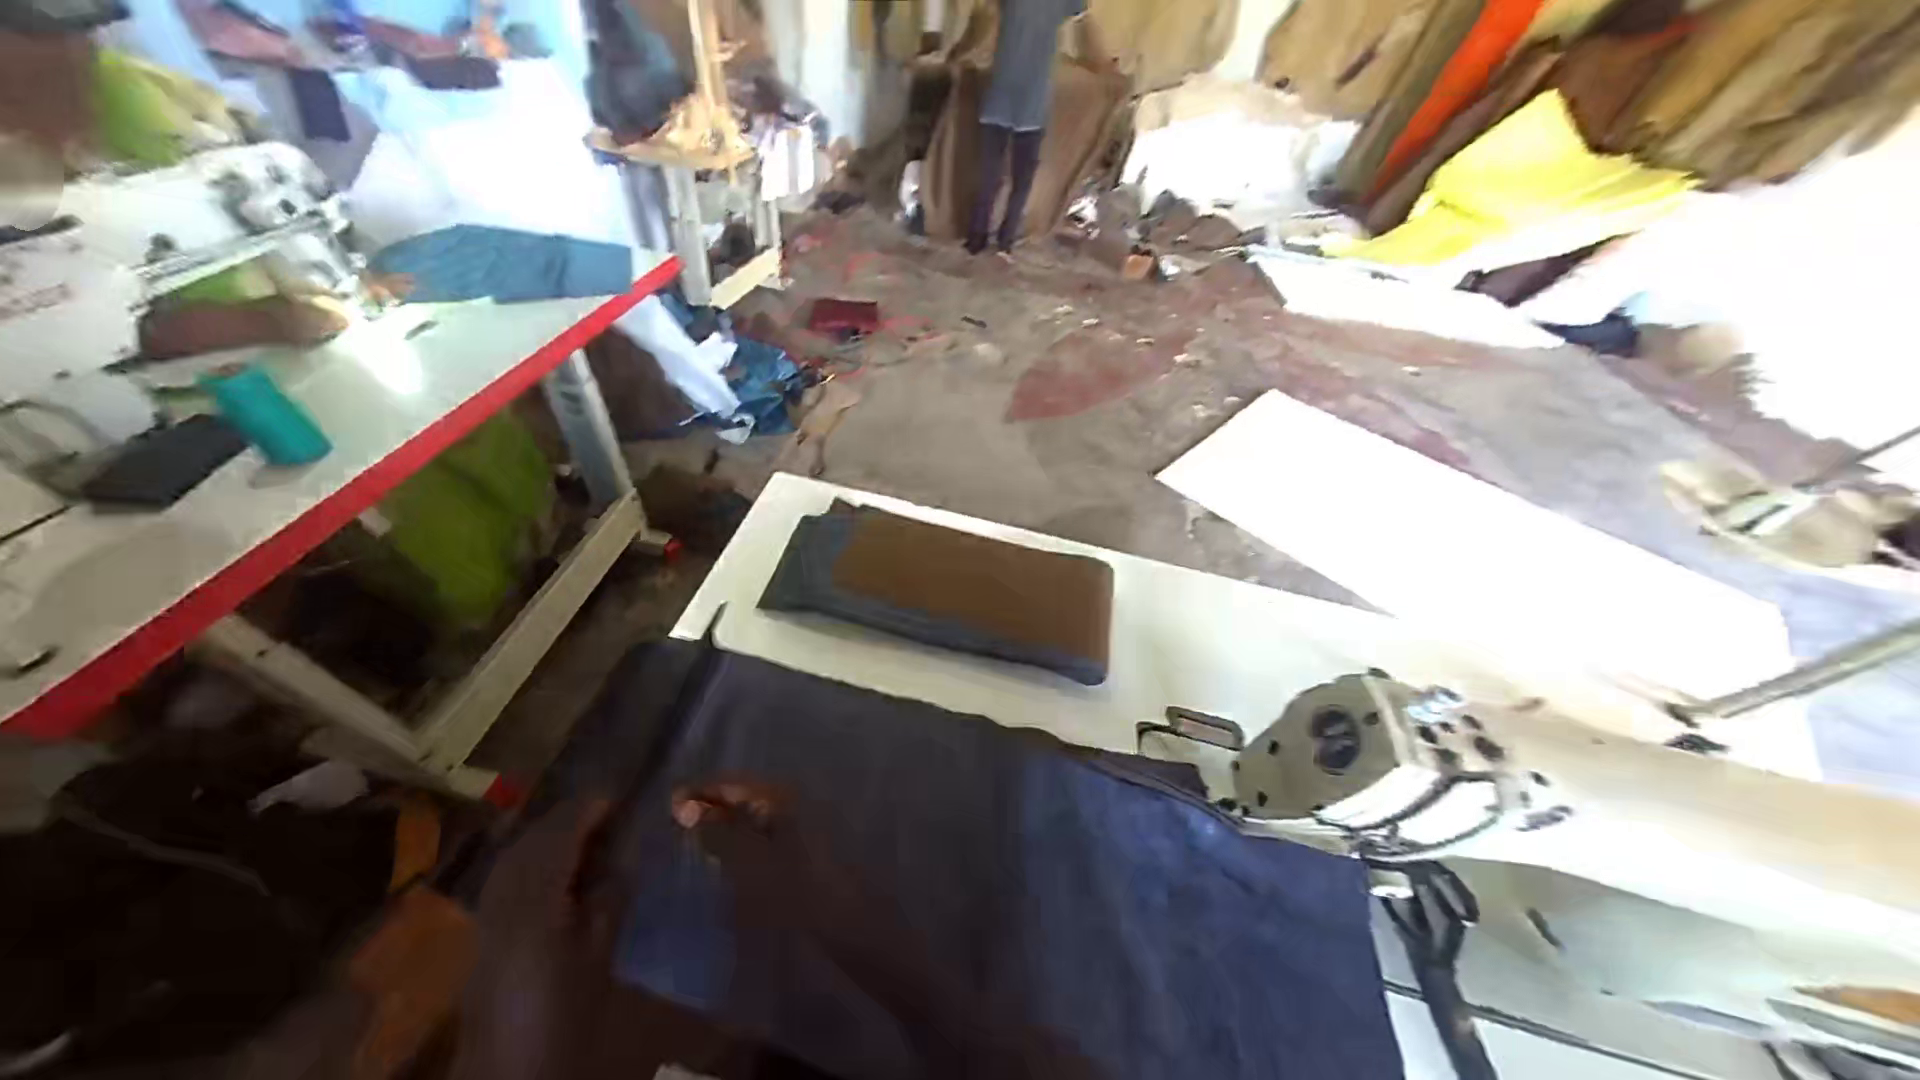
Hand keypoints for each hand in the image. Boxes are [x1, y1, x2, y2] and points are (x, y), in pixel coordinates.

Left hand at [453, 798, 618, 1079]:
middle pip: (532, 839)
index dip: (588, 810)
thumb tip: (620, 861)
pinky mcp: (483, 930)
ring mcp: (488, 914)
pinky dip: (534, 854)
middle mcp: (504, 899)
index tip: (619, 795)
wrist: (508, 1073)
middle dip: (569, 816)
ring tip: (586, 828)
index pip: (560, 837)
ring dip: (550, 832)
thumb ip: (608, 901)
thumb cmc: (562, 1014)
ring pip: (516, 853)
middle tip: (608, 808)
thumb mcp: (598, 957)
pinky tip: (555, 861)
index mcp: (536, 902)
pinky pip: (508, 873)